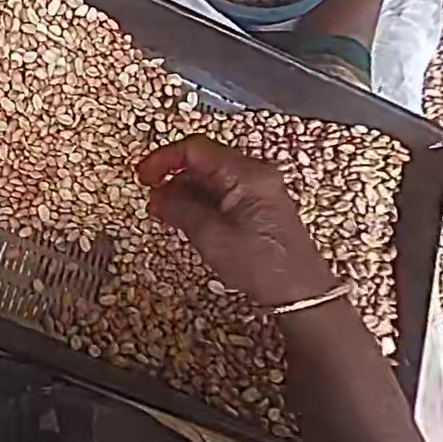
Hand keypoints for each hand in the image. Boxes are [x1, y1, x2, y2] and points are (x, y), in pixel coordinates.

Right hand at [136, 135, 338, 306]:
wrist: (300, 292)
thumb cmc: (259, 264)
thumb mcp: (211, 236)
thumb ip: (180, 210)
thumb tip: (157, 197)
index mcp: (244, 174)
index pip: (196, 149)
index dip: (163, 159)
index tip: (142, 177)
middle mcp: (253, 174)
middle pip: (203, 161)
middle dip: (172, 175)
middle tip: (150, 197)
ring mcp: (257, 189)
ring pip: (210, 178)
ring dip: (183, 190)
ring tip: (162, 212)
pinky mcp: (257, 206)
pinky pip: (221, 193)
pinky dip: (199, 202)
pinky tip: (184, 218)